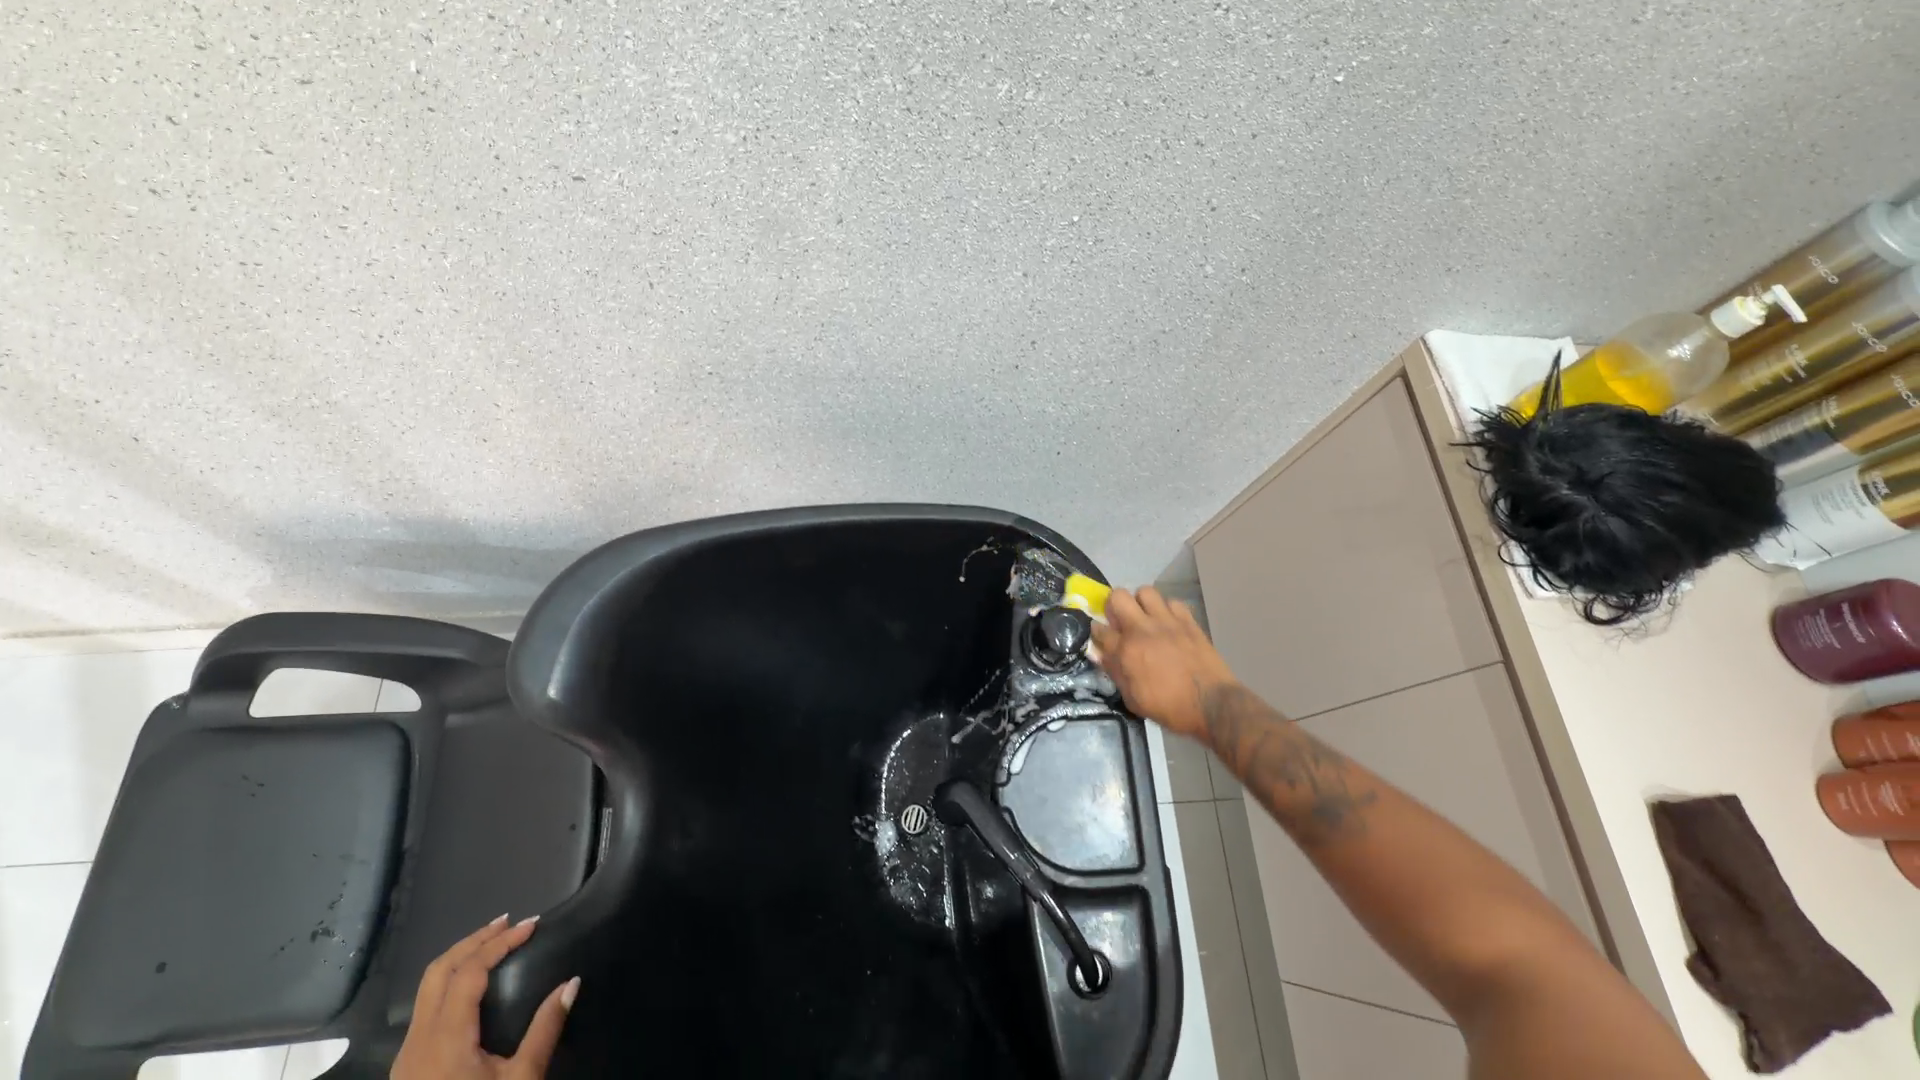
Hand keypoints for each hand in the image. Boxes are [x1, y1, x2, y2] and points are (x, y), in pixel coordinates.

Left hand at [391, 915, 578, 1079]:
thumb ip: (545, 1028)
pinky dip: (450, 982)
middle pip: (439, 971)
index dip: (500, 942)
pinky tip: (473, 986)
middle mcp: (418, 1039)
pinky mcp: (408, 1067)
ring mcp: (407, 1054)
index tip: (532, 925)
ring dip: (460, 958)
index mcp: (445, 1038)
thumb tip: (572, 983)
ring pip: (425, 989)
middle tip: (510, 923)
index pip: (469, 971)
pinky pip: (425, 1008)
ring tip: (493, 943)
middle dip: (475, 940)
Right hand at [1089, 586, 1236, 745]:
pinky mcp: (1188, 621)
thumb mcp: (1133, 699)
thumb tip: (1101, 654)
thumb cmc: (1170, 708)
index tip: (1100, 636)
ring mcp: (1167, 622)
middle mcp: (1142, 630)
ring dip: (1141, 603)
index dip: (1096, 632)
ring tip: (1145, 618)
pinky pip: (1172, 602)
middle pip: (1117, 597)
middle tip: (1121, 621)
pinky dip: (1168, 610)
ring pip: (1145, 591)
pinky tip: (1169, 624)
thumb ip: (1115, 673)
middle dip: (1114, 606)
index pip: (1099, 629)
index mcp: (1126, 651)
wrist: (1212, 704)